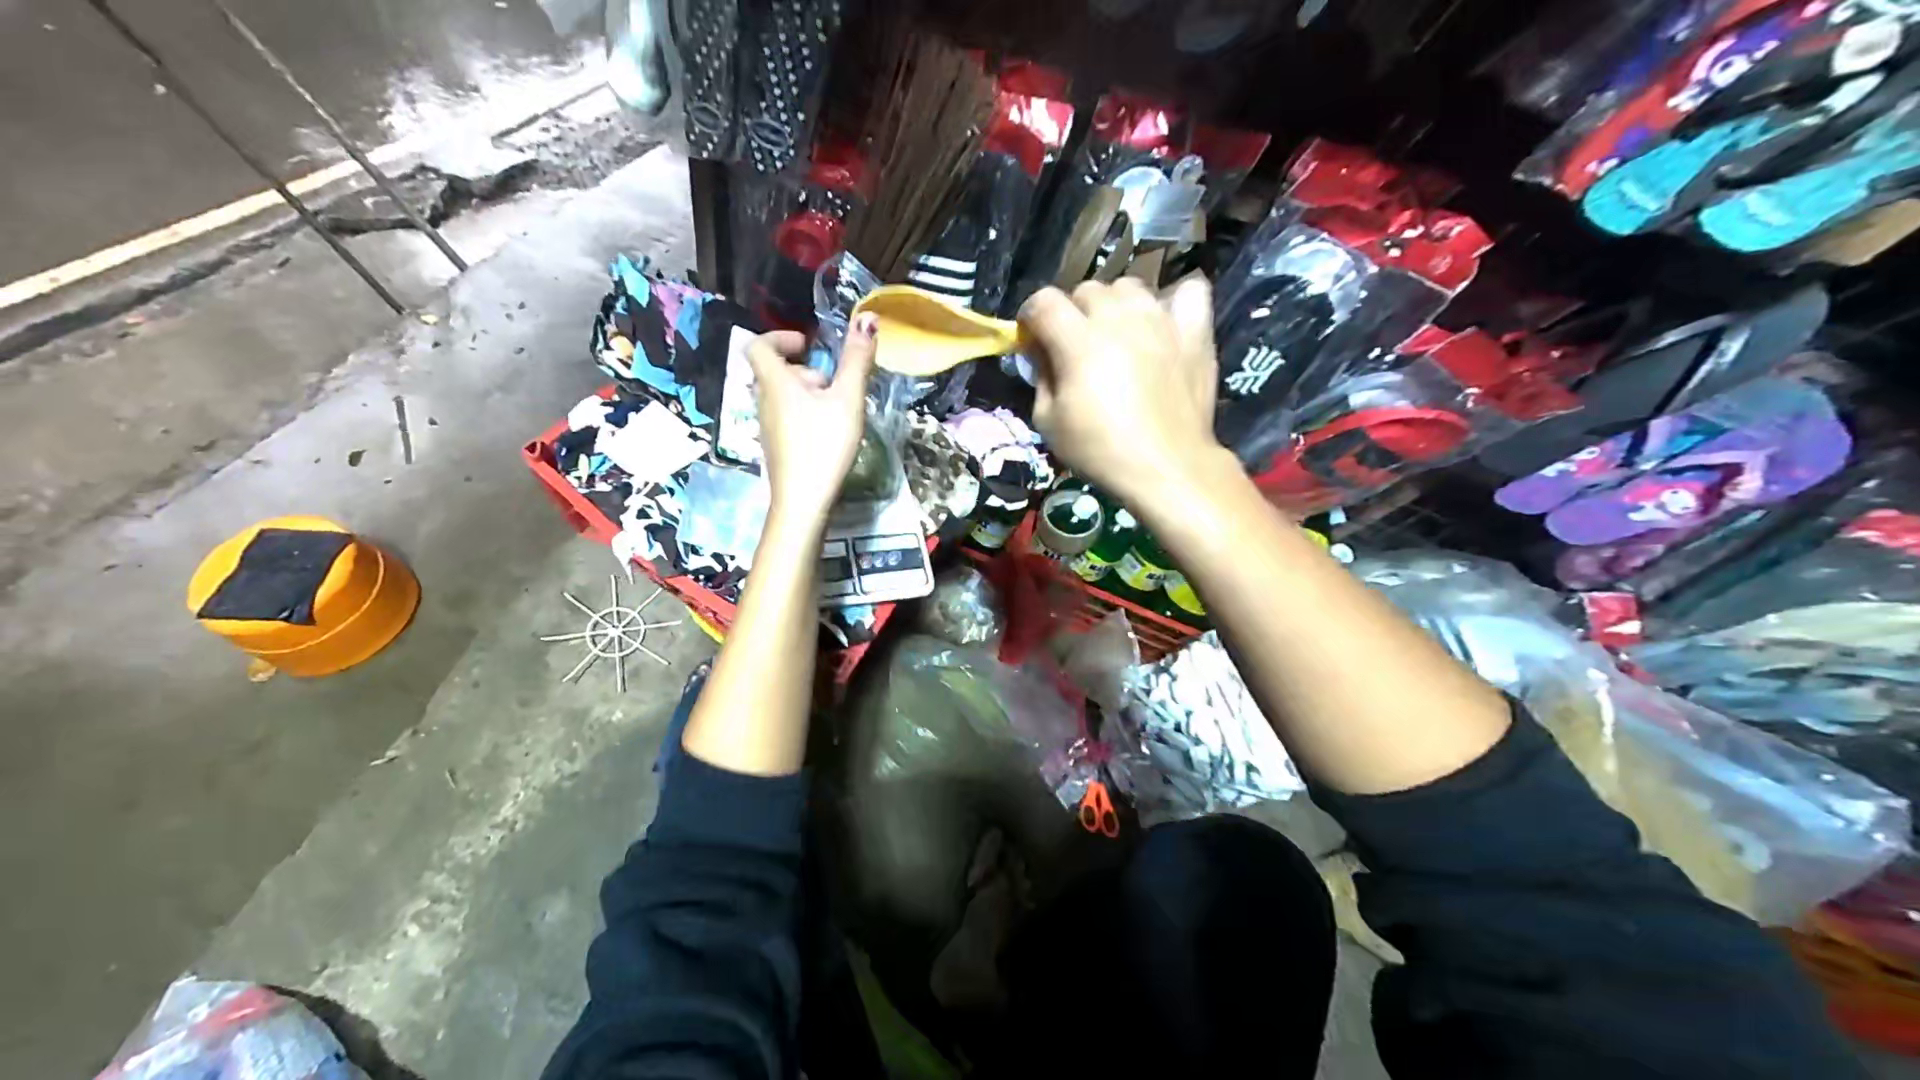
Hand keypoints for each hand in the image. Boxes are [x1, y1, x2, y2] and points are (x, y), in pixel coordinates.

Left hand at [747, 316, 876, 521]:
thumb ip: (857, 359)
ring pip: (782, 396)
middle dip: (806, 370)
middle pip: (776, 372)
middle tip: (833, 384)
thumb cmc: (823, 444)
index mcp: (775, 382)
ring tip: (835, 411)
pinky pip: (786, 417)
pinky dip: (804, 415)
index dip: (781, 338)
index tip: (808, 345)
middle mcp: (763, 400)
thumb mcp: (847, 399)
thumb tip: (868, 317)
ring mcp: (766, 426)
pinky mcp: (775, 447)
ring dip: (807, 394)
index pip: (759, 346)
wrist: (802, 500)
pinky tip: (828, 434)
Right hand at [1017, 276, 1227, 507]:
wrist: (1167, 466)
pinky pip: (1187, 291)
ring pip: (1129, 286)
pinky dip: (1172, 300)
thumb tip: (1041, 352)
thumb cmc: (1100, 450)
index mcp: (1078, 341)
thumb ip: (1041, 377)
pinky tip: (1163, 322)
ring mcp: (1160, 320)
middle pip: (1086, 290)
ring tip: (1118, 334)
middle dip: (1073, 312)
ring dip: (1116, 304)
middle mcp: (1119, 319)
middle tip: (1076, 345)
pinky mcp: (1194, 330)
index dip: (1031, 316)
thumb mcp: (1048, 422)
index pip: (1044, 301)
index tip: (1033, 338)